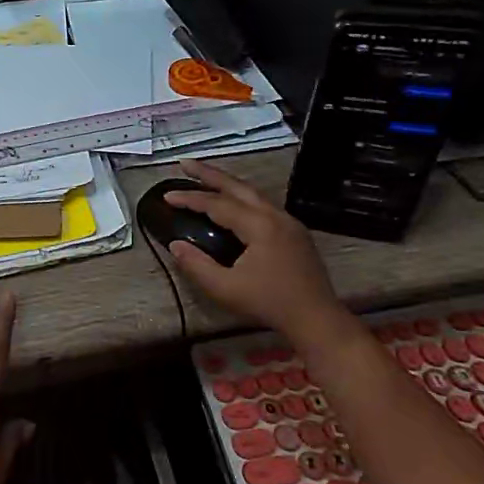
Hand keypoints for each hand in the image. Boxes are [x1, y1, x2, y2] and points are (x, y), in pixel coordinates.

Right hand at [163, 159, 340, 341]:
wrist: (317, 319)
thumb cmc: (270, 303)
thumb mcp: (225, 289)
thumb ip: (197, 265)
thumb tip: (175, 245)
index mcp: (259, 225)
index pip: (217, 204)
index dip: (190, 198)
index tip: (166, 196)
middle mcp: (275, 215)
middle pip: (237, 186)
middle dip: (209, 173)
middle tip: (185, 164)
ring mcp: (288, 222)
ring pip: (252, 192)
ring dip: (227, 183)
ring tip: (205, 178)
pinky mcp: (294, 232)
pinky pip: (262, 204)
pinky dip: (241, 196)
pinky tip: (233, 202)